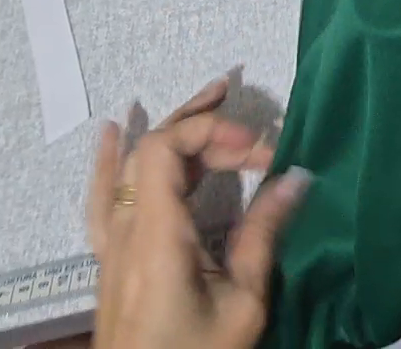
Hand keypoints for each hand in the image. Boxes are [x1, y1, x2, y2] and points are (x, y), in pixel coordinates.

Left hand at [85, 78, 309, 348]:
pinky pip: (103, 196)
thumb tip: (297, 178)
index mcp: (155, 237)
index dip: (211, 133)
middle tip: (247, 116)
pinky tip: (112, 130)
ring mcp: (112, 245)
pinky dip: (110, 158)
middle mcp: (125, 231)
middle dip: (203, 125)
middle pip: (153, 150)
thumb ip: (263, 235)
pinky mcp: (112, 259)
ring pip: (132, 165)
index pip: (166, 150)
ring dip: (171, 127)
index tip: (259, 150)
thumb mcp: (243, 304)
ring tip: (209, 97)